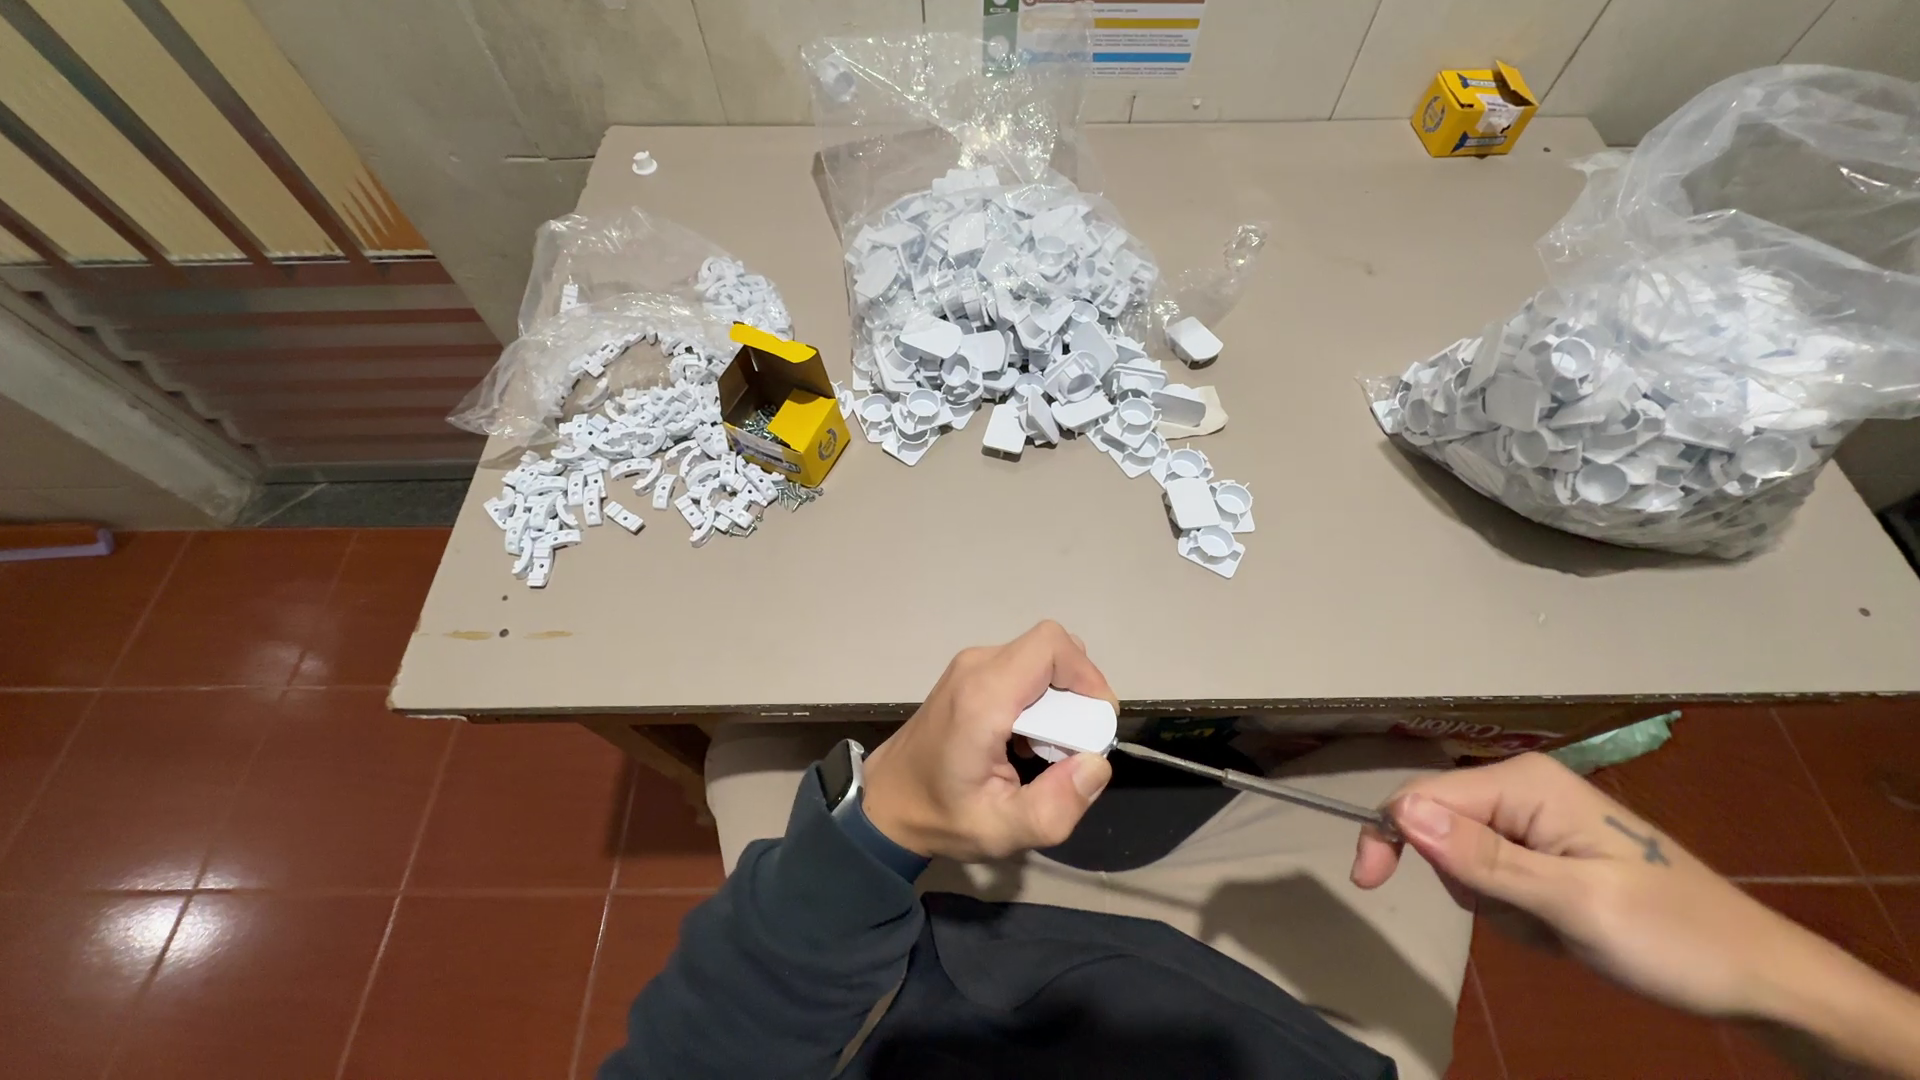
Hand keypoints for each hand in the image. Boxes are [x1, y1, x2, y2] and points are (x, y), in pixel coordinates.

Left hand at [860, 621, 1115, 860]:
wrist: (884, 802)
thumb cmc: (940, 816)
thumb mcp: (1002, 831)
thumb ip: (1056, 805)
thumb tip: (1096, 764)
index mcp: (983, 697)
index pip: (1051, 646)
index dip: (1086, 676)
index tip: (1093, 725)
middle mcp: (976, 667)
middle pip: (1050, 651)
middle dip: (1077, 695)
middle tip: (1073, 746)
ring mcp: (970, 666)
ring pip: (1039, 659)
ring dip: (1059, 699)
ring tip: (1049, 749)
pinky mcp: (970, 674)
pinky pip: (1022, 668)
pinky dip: (1040, 698)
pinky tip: (1027, 740)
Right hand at [1350, 752, 1829, 1021]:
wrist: (1762, 979)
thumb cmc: (1674, 938)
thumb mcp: (1573, 903)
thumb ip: (1483, 858)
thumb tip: (1402, 812)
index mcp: (1524, 783)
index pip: (1421, 797)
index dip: (1388, 837)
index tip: (1369, 886)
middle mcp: (1522, 787)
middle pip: (1439, 827)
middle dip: (1468, 883)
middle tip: (1528, 918)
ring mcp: (1534, 816)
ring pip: (1461, 858)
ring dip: (1495, 904)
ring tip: (1555, 925)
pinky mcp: (1543, 846)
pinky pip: (1490, 875)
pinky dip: (1513, 910)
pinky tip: (1560, 925)